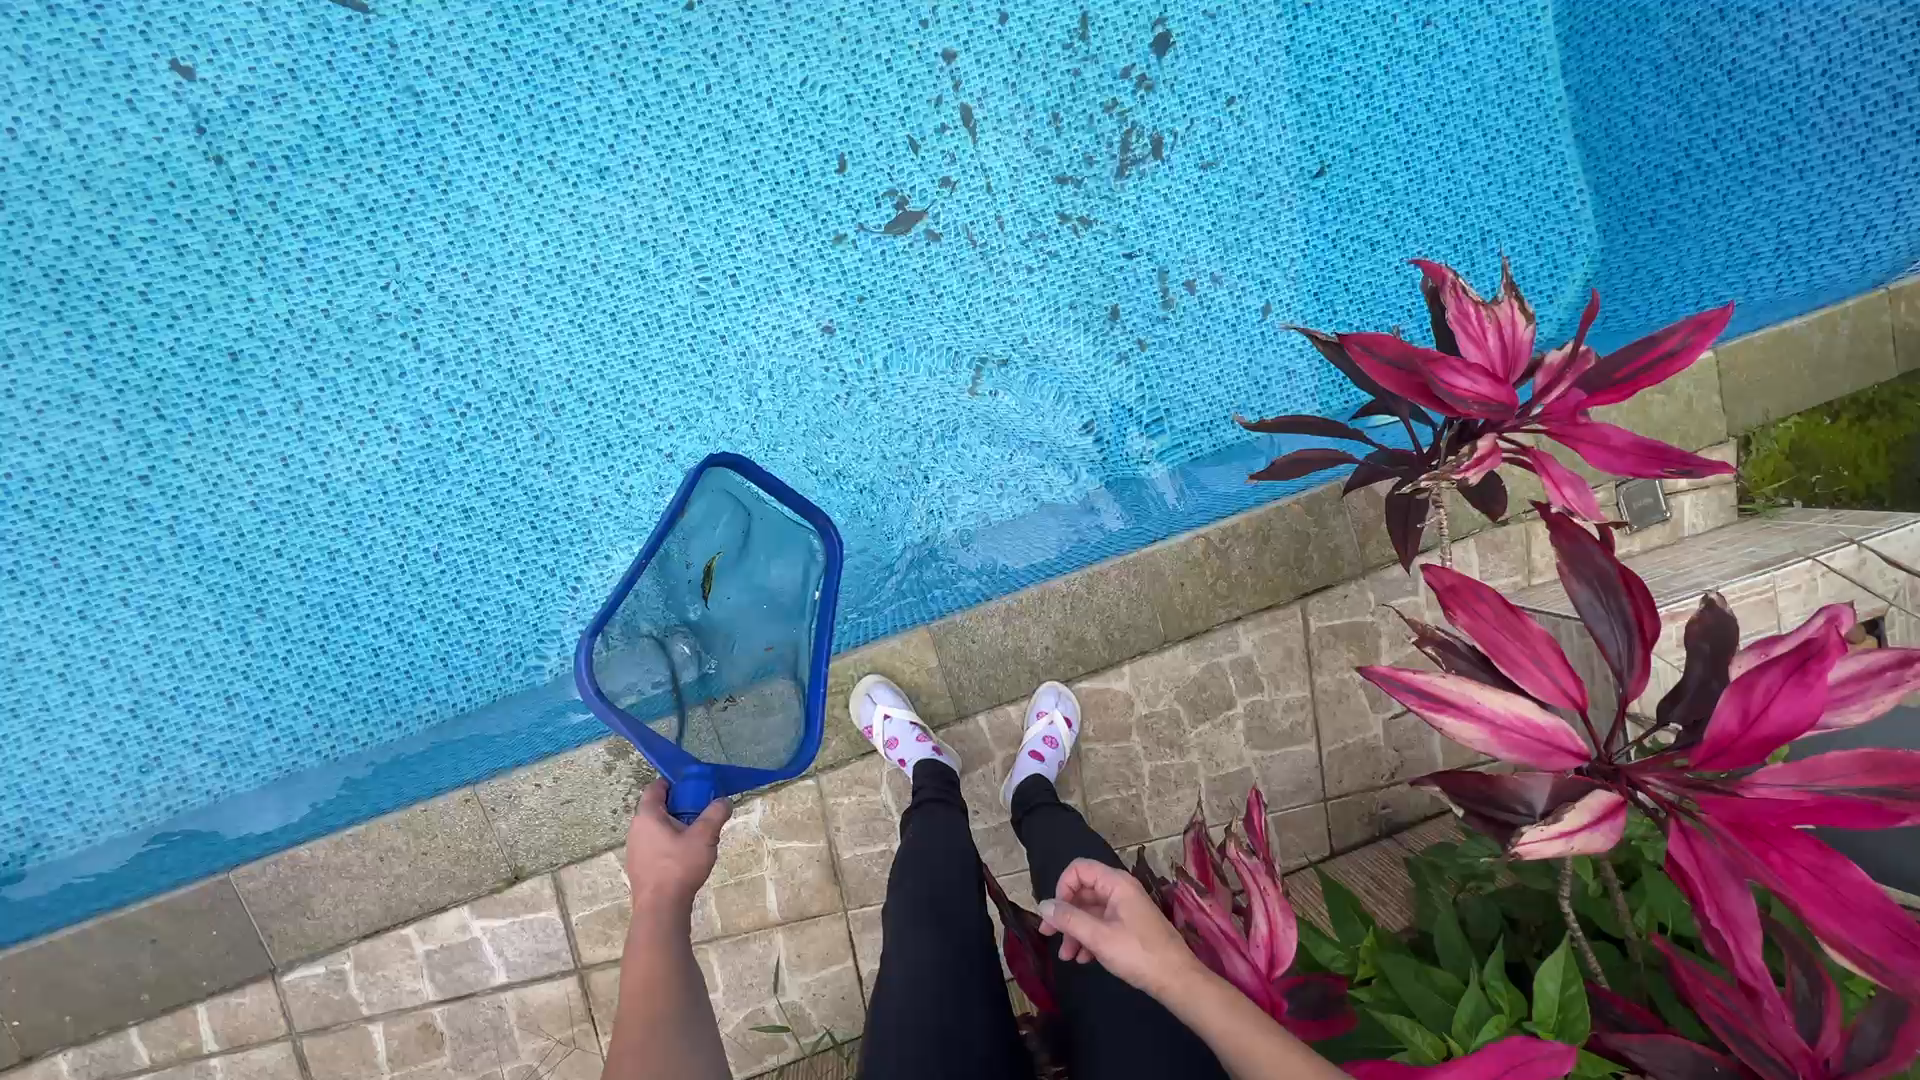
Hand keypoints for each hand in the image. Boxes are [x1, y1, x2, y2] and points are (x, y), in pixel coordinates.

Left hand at [624, 780, 730, 924]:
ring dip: (677, 825)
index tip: (694, 787)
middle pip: (658, 807)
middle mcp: (636, 829)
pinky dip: (670, 842)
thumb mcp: (705, 836)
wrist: (661, 908)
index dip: (674, 783)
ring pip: (657, 827)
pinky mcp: (640, 866)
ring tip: (699, 835)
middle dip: (681, 806)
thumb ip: (716, 813)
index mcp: (647, 816)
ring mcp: (635, 849)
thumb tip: (725, 801)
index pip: (655, 787)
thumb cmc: (679, 866)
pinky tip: (687, 855)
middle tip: (702, 811)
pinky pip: (655, 844)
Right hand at [1038, 857, 1201, 999]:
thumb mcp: (1099, 937)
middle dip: (1065, 914)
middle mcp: (1120, 890)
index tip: (1055, 913)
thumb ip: (1069, 920)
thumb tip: (1042, 905)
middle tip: (1049, 936)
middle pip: (1083, 891)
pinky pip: (1101, 924)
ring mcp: (1125, 909)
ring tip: (1067, 956)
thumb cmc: (1139, 954)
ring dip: (1075, 931)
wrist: (1178, 981)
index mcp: (1116, 883)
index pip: (1079, 869)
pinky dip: (1089, 938)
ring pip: (1090, 911)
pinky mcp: (1129, 927)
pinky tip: (1083, 959)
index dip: (1062, 887)